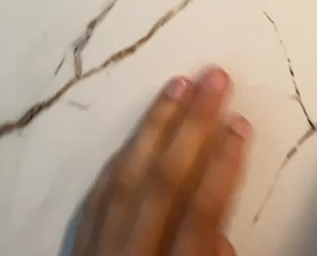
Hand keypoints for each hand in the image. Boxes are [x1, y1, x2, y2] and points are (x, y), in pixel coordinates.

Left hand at [74, 67, 250, 255]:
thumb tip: (222, 234)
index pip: (201, 212)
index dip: (224, 166)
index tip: (240, 121)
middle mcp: (131, 254)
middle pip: (163, 180)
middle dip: (193, 124)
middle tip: (215, 77)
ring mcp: (97, 250)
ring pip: (125, 177)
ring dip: (154, 126)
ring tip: (179, 84)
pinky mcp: (77, 250)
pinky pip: (97, 197)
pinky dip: (119, 161)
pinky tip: (136, 134)